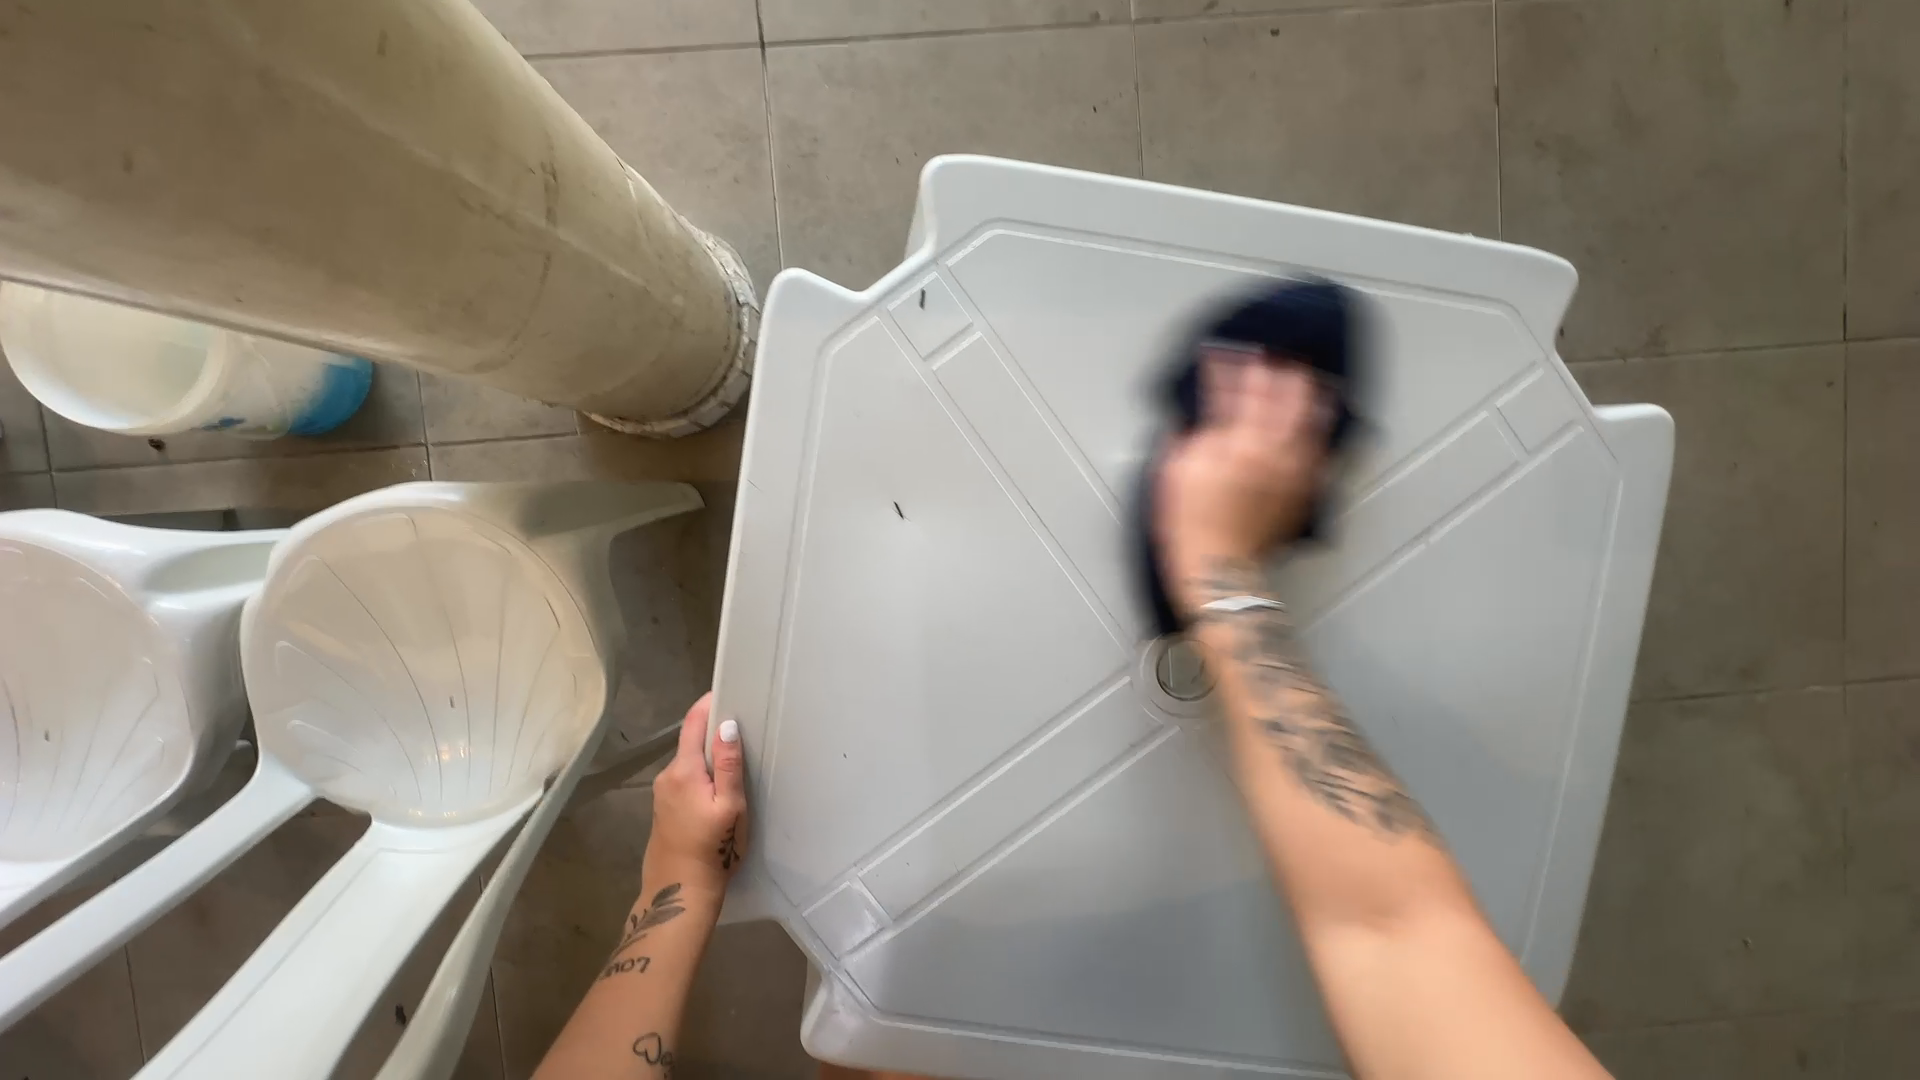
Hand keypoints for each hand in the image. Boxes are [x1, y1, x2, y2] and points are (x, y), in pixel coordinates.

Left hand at [643, 693, 746, 898]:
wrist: (679, 894)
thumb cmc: (712, 848)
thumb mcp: (730, 806)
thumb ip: (729, 764)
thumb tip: (727, 724)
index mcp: (684, 770)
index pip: (694, 722)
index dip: (710, 703)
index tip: (731, 691)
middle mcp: (667, 776)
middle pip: (691, 740)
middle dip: (714, 729)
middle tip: (746, 725)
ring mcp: (663, 793)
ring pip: (690, 761)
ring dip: (710, 754)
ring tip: (738, 758)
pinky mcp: (665, 809)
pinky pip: (686, 778)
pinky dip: (703, 773)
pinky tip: (720, 787)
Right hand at [1156, 350, 1328, 617]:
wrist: (1219, 566)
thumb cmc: (1189, 522)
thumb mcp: (1174, 472)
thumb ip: (1190, 436)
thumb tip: (1198, 417)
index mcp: (1235, 440)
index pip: (1234, 390)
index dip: (1228, 366)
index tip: (1221, 351)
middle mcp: (1269, 448)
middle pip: (1283, 395)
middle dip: (1278, 369)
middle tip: (1275, 354)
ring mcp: (1290, 468)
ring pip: (1310, 418)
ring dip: (1308, 393)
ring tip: (1310, 376)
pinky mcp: (1301, 489)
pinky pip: (1319, 450)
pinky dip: (1320, 429)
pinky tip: (1320, 419)